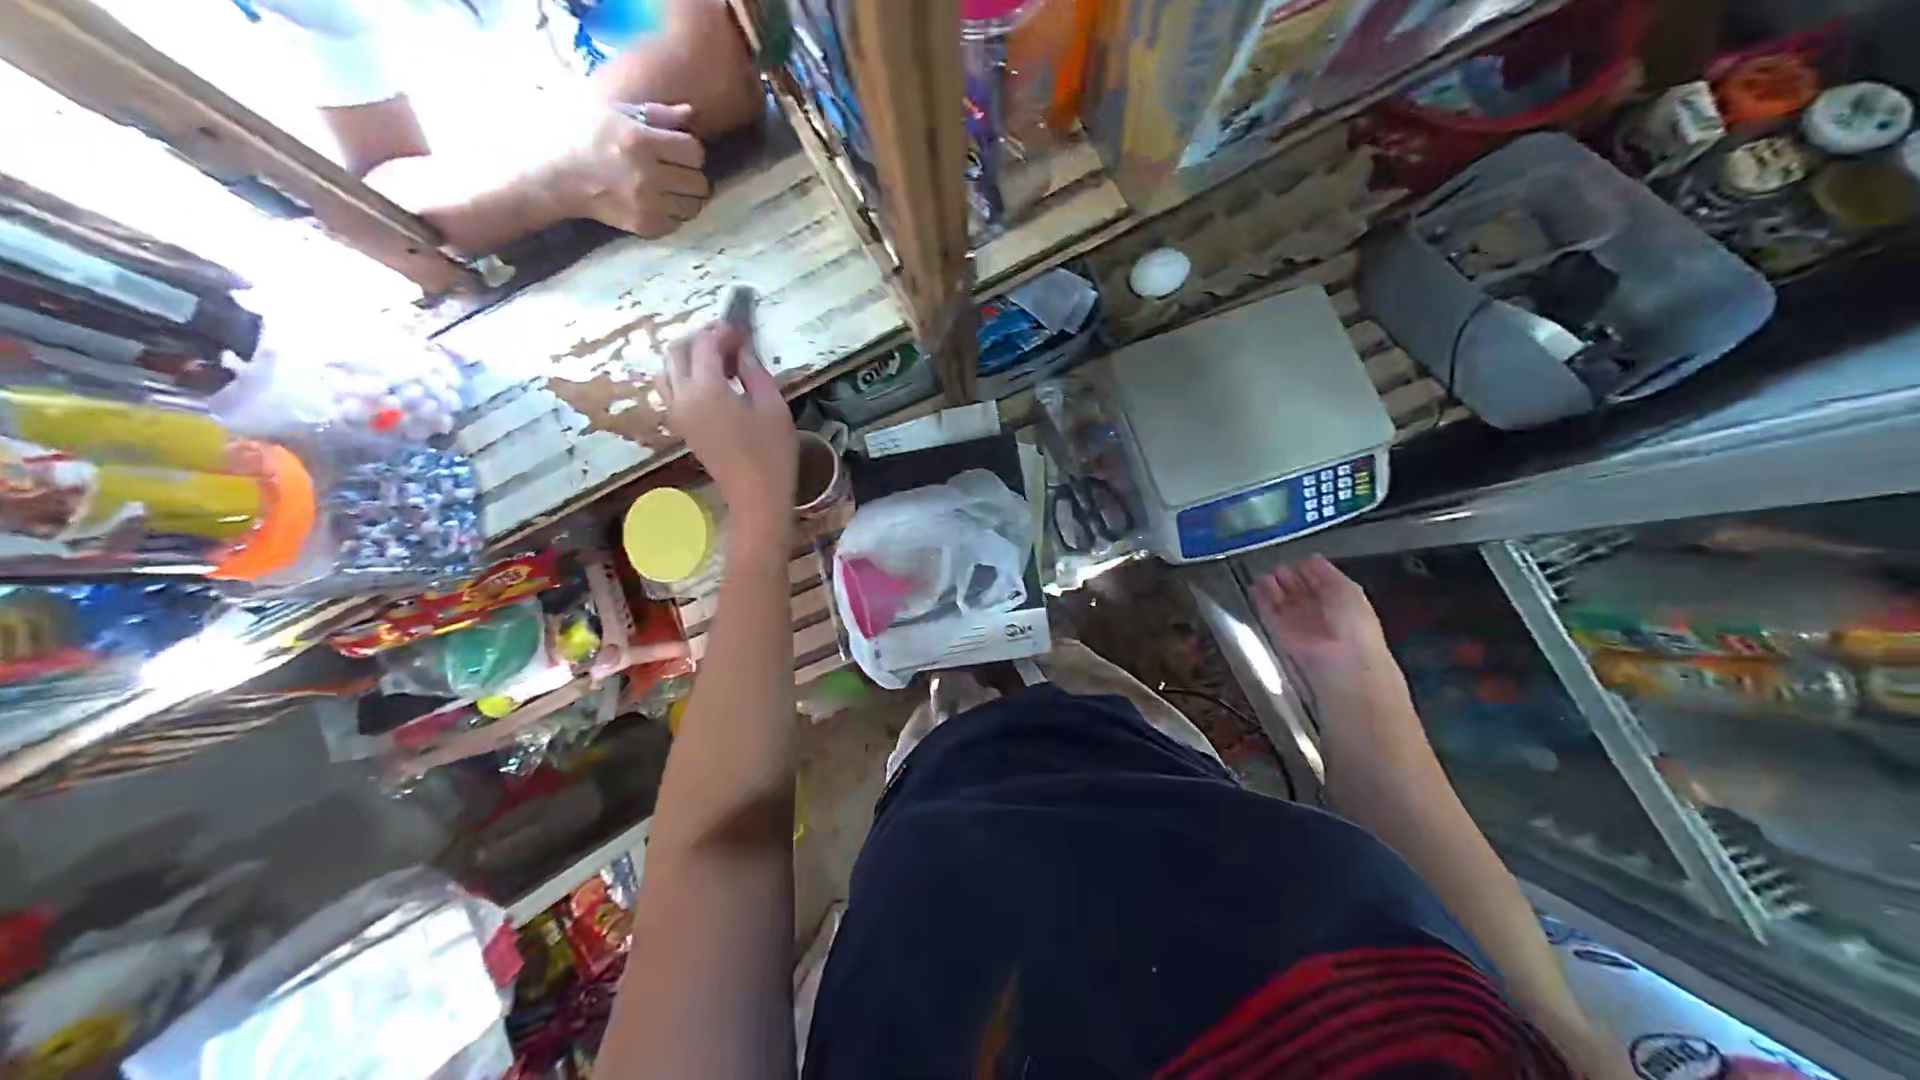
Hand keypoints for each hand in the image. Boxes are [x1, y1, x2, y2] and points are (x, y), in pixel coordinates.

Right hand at [549, 103, 709, 238]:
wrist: (553, 174)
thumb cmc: (583, 134)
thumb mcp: (615, 112)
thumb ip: (658, 114)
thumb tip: (693, 113)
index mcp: (640, 141)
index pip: (695, 152)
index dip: (689, 149)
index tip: (677, 148)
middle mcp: (647, 175)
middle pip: (700, 182)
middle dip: (691, 173)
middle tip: (675, 169)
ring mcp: (647, 204)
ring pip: (693, 205)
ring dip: (686, 196)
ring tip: (669, 187)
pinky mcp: (645, 225)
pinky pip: (679, 222)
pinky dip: (673, 213)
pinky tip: (658, 202)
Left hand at [665, 323, 795, 535]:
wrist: (756, 496)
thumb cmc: (771, 451)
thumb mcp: (772, 405)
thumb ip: (754, 370)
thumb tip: (743, 348)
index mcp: (705, 389)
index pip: (705, 344)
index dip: (723, 330)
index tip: (744, 328)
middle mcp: (682, 397)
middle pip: (677, 351)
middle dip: (701, 338)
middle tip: (731, 340)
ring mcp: (677, 413)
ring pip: (668, 370)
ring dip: (689, 357)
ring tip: (720, 360)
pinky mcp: (681, 426)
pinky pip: (671, 389)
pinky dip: (685, 376)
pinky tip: (712, 382)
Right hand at [1251, 556, 1394, 688]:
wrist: (1342, 660)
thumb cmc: (1352, 621)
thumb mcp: (1346, 589)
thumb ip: (1326, 572)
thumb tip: (1309, 558)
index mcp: (1336, 597)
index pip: (1315, 579)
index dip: (1305, 569)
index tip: (1295, 561)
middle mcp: (1316, 608)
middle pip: (1296, 587)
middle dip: (1287, 576)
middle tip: (1278, 567)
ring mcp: (1297, 619)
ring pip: (1281, 598)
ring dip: (1273, 585)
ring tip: (1265, 575)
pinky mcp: (1280, 630)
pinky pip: (1269, 610)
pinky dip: (1262, 598)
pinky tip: (1258, 585)